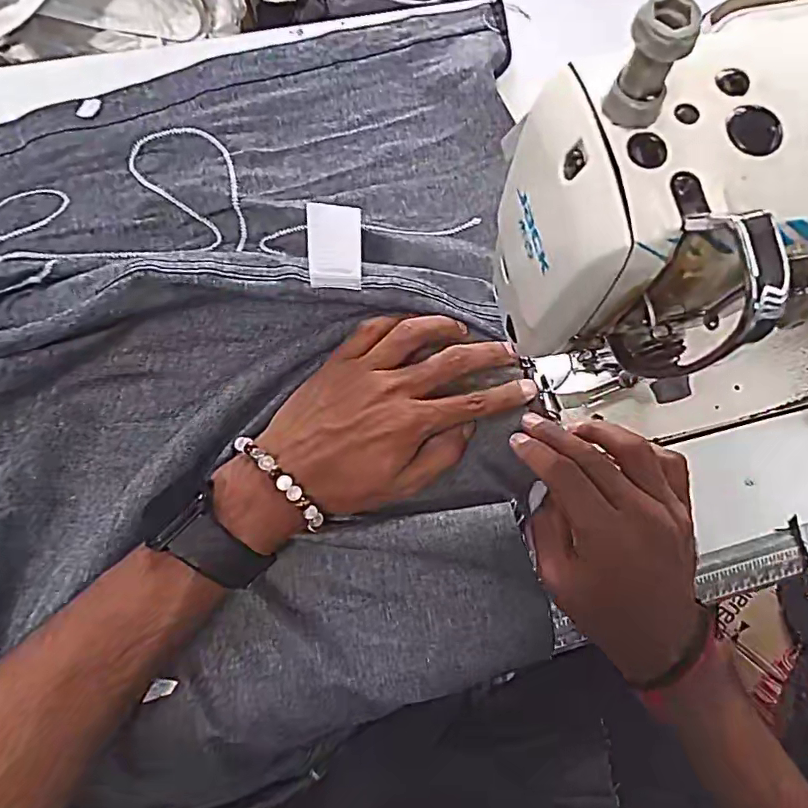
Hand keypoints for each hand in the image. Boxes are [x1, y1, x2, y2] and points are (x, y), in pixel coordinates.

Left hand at [212, 316, 536, 553]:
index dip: (504, 393)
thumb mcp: (401, 485)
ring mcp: (365, 371)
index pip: (471, 401)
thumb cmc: (340, 485)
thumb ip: (440, 456)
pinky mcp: (340, 362)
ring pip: (413, 334)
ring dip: (443, 327)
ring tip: (460, 329)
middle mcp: (392, 389)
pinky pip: (372, 330)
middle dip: (487, 353)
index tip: (521, 386)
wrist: (286, 475)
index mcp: (410, 422)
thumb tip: (466, 430)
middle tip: (505, 351)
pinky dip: (395, 321)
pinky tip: (407, 324)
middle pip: (452, 360)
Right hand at [510, 414, 704, 683]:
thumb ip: (546, 529)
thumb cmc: (611, 616)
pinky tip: (624, 446)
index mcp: (606, 534)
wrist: (660, 638)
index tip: (522, 442)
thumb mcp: (558, 579)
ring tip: (576, 427)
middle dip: (557, 435)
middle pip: (593, 455)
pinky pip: (669, 463)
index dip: (537, 452)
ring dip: (601, 431)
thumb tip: (544, 490)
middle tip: (537, 425)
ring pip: (634, 449)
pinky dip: (644, 447)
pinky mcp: (682, 510)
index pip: (565, 474)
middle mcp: (641, 515)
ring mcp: (667, 510)